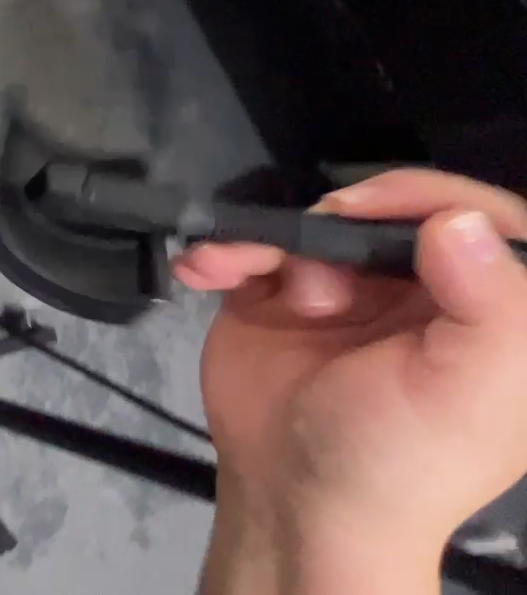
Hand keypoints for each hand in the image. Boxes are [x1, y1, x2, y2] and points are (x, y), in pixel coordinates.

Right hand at [175, 169, 526, 592]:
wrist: (287, 492)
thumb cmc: (395, 455)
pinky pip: (243, 248)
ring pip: (303, 227)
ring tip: (238, 275)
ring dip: (262, 242)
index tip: (369, 207)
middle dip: (333, 222)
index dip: (436, 200)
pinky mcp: (268, 294)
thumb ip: (491, 312)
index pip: (486, 228)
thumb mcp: (467, 395)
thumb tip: (457, 223)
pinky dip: (216, 252)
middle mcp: (417, 294)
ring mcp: (337, 291)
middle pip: (382, 215)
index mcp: (485, 315)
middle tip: (300, 244)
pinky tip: (200, 272)